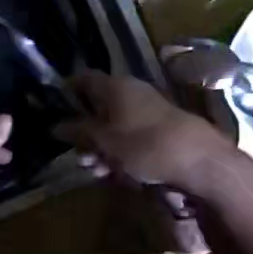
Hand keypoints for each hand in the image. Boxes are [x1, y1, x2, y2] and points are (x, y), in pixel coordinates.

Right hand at [54, 72, 234, 190]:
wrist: (199, 162)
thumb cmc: (144, 145)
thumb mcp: (103, 141)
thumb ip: (78, 132)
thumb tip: (54, 126)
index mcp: (116, 86)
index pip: (83, 79)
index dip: (66, 92)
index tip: (53, 110)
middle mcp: (132, 93)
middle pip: (98, 107)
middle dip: (84, 132)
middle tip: (76, 154)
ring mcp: (148, 111)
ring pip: (114, 126)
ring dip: (101, 147)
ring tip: (95, 170)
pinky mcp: (161, 131)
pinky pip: (131, 138)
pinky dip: (120, 153)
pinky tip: (116, 174)